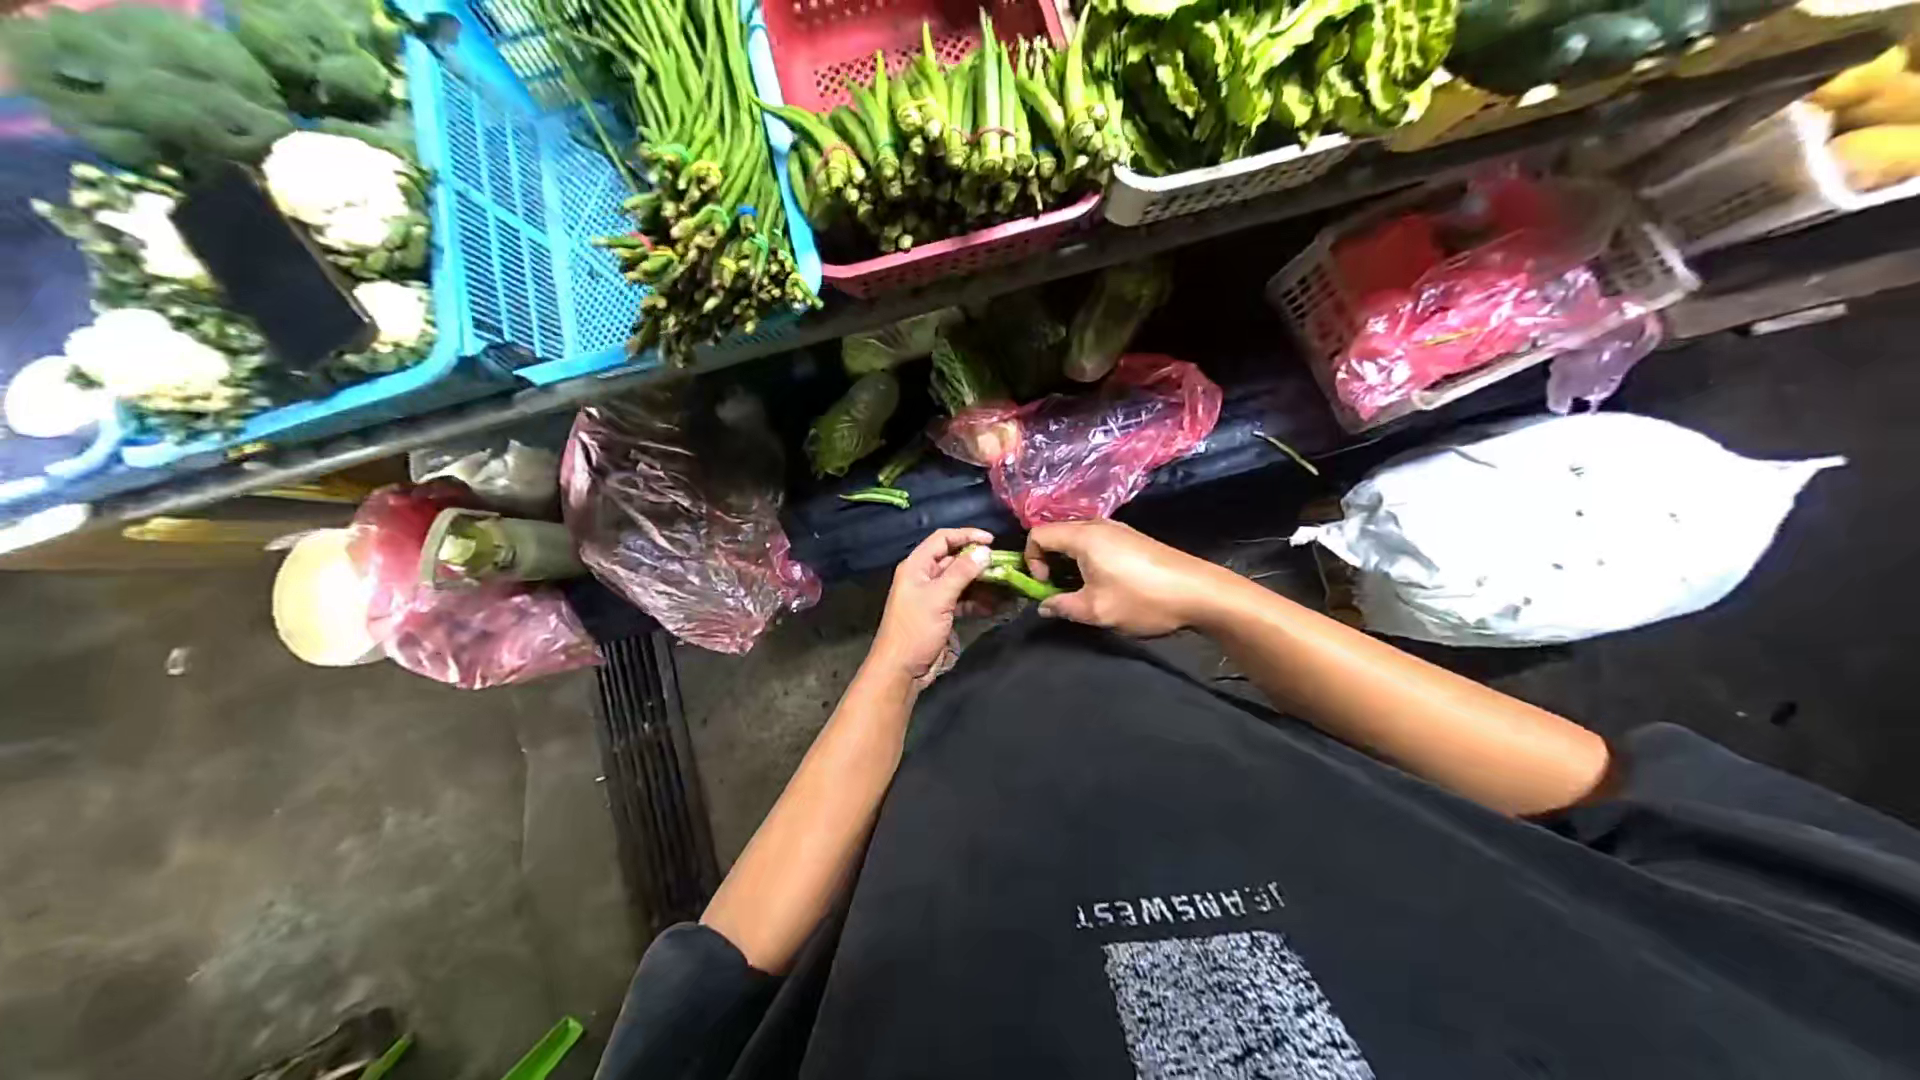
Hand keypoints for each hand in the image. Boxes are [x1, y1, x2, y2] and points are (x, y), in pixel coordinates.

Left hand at [866, 527, 995, 685]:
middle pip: (955, 559)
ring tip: (1006, 586)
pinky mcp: (941, 614)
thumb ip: (962, 572)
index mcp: (917, 566)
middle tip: (1004, 566)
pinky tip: (996, 606)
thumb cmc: (915, 629)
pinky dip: (978, 602)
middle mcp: (924, 576)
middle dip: (979, 562)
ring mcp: (933, 596)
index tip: (992, 541)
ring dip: (982, 583)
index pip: (942, 539)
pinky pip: (963, 600)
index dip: (966, 535)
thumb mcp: (939, 597)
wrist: (901, 670)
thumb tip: (985, 551)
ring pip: (962, 581)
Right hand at [1024, 520, 1227, 636]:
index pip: (1038, 534)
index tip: (1045, 585)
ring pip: (1077, 538)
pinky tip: (1104, 583)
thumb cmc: (1143, 599)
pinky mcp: (1133, 539)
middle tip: (1057, 589)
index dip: (1031, 560)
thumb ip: (1063, 606)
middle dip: (1048, 561)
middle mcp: (1098, 525)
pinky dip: (1087, 560)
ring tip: (1080, 590)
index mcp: (1084, 536)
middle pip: (1057, 533)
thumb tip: (1044, 605)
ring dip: (1069, 562)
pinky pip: (1096, 542)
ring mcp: (1118, 530)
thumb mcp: (1096, 610)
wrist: (1200, 592)